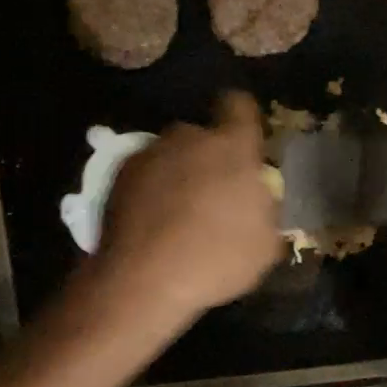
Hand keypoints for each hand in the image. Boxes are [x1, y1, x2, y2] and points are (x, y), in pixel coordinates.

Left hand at [97, 91, 282, 319]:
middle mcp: (189, 138)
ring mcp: (150, 153)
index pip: (240, 105)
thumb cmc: (217, 260)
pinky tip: (154, 224)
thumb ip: (266, 208)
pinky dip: (151, 190)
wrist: (145, 280)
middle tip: (213, 194)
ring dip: (178, 174)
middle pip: (202, 135)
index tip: (244, 146)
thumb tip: (258, 197)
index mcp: (233, 147)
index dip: (242, 121)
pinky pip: (145, 174)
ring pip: (172, 154)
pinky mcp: (119, 174)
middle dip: (209, 156)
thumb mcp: (265, 244)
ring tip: (179, 214)